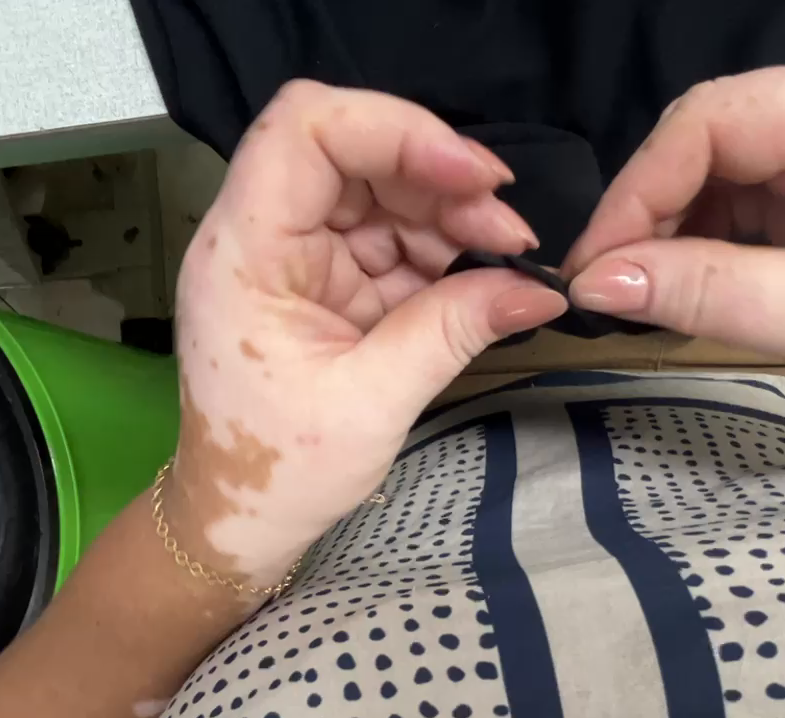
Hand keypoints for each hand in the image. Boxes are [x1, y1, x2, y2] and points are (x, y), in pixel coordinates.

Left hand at [167, 81, 566, 589]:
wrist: (244, 519)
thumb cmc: (284, 472)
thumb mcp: (373, 403)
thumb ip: (452, 332)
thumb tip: (540, 290)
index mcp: (245, 253)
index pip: (307, 132)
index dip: (398, 132)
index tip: (475, 178)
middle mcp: (263, 239)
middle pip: (354, 158)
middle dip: (440, 185)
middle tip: (510, 235)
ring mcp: (294, 262)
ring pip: (379, 200)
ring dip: (447, 221)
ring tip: (506, 262)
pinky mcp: (322, 289)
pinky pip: (386, 249)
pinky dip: (436, 260)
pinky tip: (477, 284)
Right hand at [562, 57, 784, 520]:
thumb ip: (706, 293)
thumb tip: (594, 282)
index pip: (721, 119)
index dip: (641, 188)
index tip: (593, 265)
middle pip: (712, 143)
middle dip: (649, 215)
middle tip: (604, 288)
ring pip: (715, 182)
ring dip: (666, 239)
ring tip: (634, 297)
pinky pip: (735, 216)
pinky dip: (695, 256)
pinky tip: (675, 292)